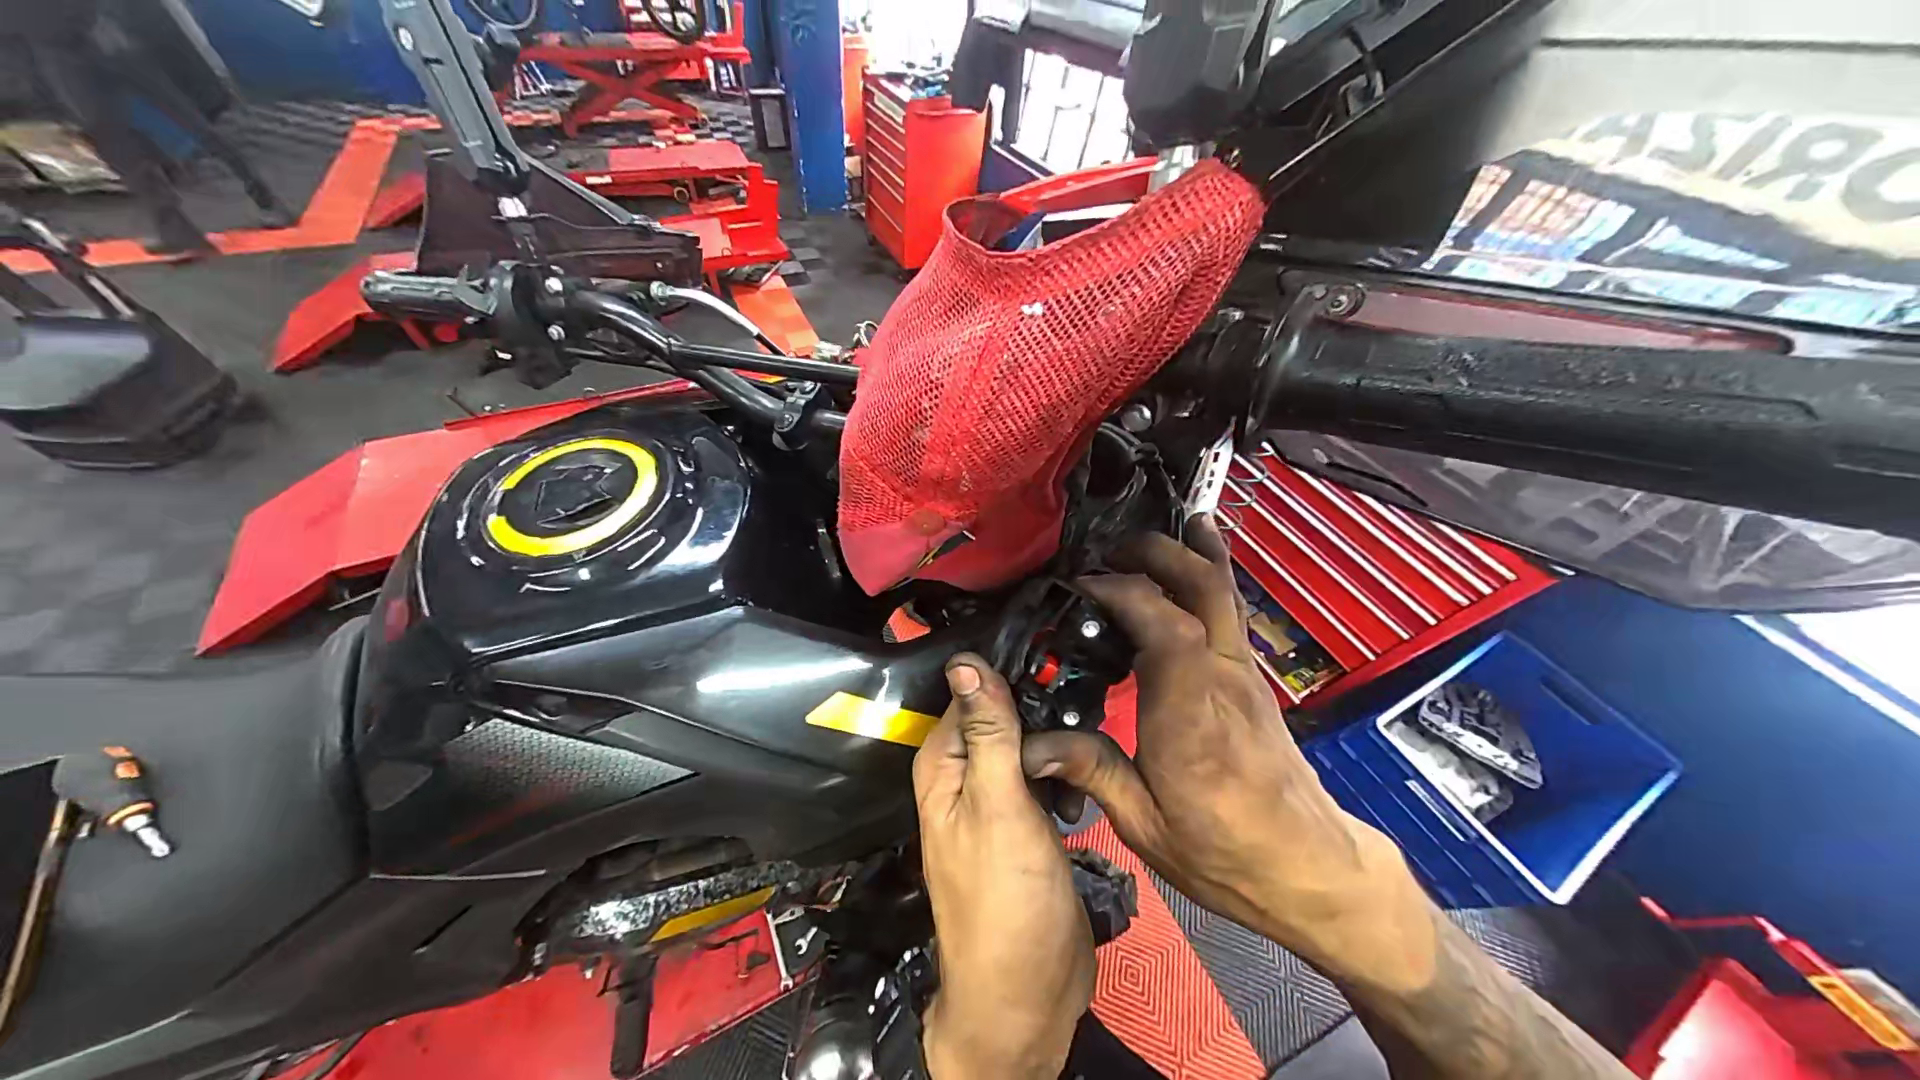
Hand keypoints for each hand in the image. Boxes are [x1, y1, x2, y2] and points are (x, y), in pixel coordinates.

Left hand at [914, 655, 1094, 1079]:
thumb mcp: (997, 806)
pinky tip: (1082, 787)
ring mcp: (998, 800)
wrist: (1029, 996)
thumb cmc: (1006, 900)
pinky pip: (1044, 778)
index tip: (1056, 656)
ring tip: (1084, 755)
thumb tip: (965, 660)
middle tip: (1082, 710)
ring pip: (1028, 746)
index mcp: (944, 763)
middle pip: (1004, 717)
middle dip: (1040, 712)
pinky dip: (1064, 775)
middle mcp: (965, 775)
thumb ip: (987, 733)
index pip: (973, 693)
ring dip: (1057, 745)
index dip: (1011, 674)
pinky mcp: (1027, 821)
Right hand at [1021, 516, 1427, 975]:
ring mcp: (1243, 675)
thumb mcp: (1147, 826)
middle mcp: (1222, 681)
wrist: (1311, 872)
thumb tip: (1030, 744)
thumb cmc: (1228, 855)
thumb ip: (1093, 771)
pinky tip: (1199, 560)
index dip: (1122, 592)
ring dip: (1192, 551)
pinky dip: (1212, 575)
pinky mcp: (1251, 680)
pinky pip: (1230, 611)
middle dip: (1158, 553)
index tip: (1080, 584)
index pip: (1165, 627)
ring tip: (1166, 522)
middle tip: (1110, 545)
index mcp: (1190, 717)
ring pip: (1224, 593)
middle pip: (1203, 590)